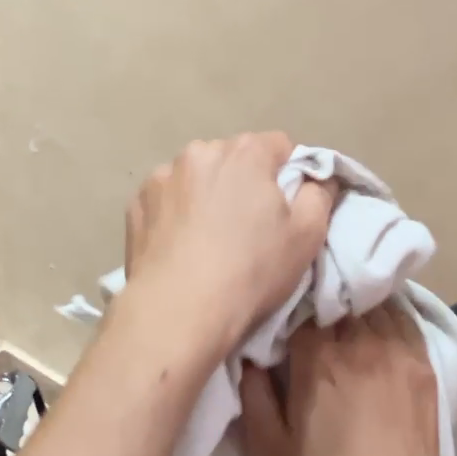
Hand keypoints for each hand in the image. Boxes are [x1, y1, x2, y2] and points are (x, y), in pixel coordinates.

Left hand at [122, 133, 335, 351]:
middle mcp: (200, 152)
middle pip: (234, 158)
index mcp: (245, 152)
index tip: (286, 208)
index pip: (279, 146)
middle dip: (244, 182)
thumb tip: (318, 178)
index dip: (289, 174)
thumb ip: (319, 194)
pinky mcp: (136, 203)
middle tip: (248, 227)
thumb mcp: (307, 236)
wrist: (178, 309)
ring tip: (208, 238)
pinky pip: (166, 199)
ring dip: (206, 194)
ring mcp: (162, 176)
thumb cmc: (251, 271)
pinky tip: (179, 245)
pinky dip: (175, 213)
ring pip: (196, 177)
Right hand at [240, 304, 448, 455]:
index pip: (300, 307)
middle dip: (322, 301)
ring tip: (344, 308)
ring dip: (354, 302)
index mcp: (317, 358)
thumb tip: (248, 358)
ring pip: (371, 302)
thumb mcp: (272, 446)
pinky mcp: (421, 361)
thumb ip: (254, 396)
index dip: (291, 308)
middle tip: (313, 310)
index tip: (284, 318)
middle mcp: (358, 342)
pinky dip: (386, 311)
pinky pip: (403, 317)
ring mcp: (395, 348)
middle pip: (336, 299)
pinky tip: (376, 318)